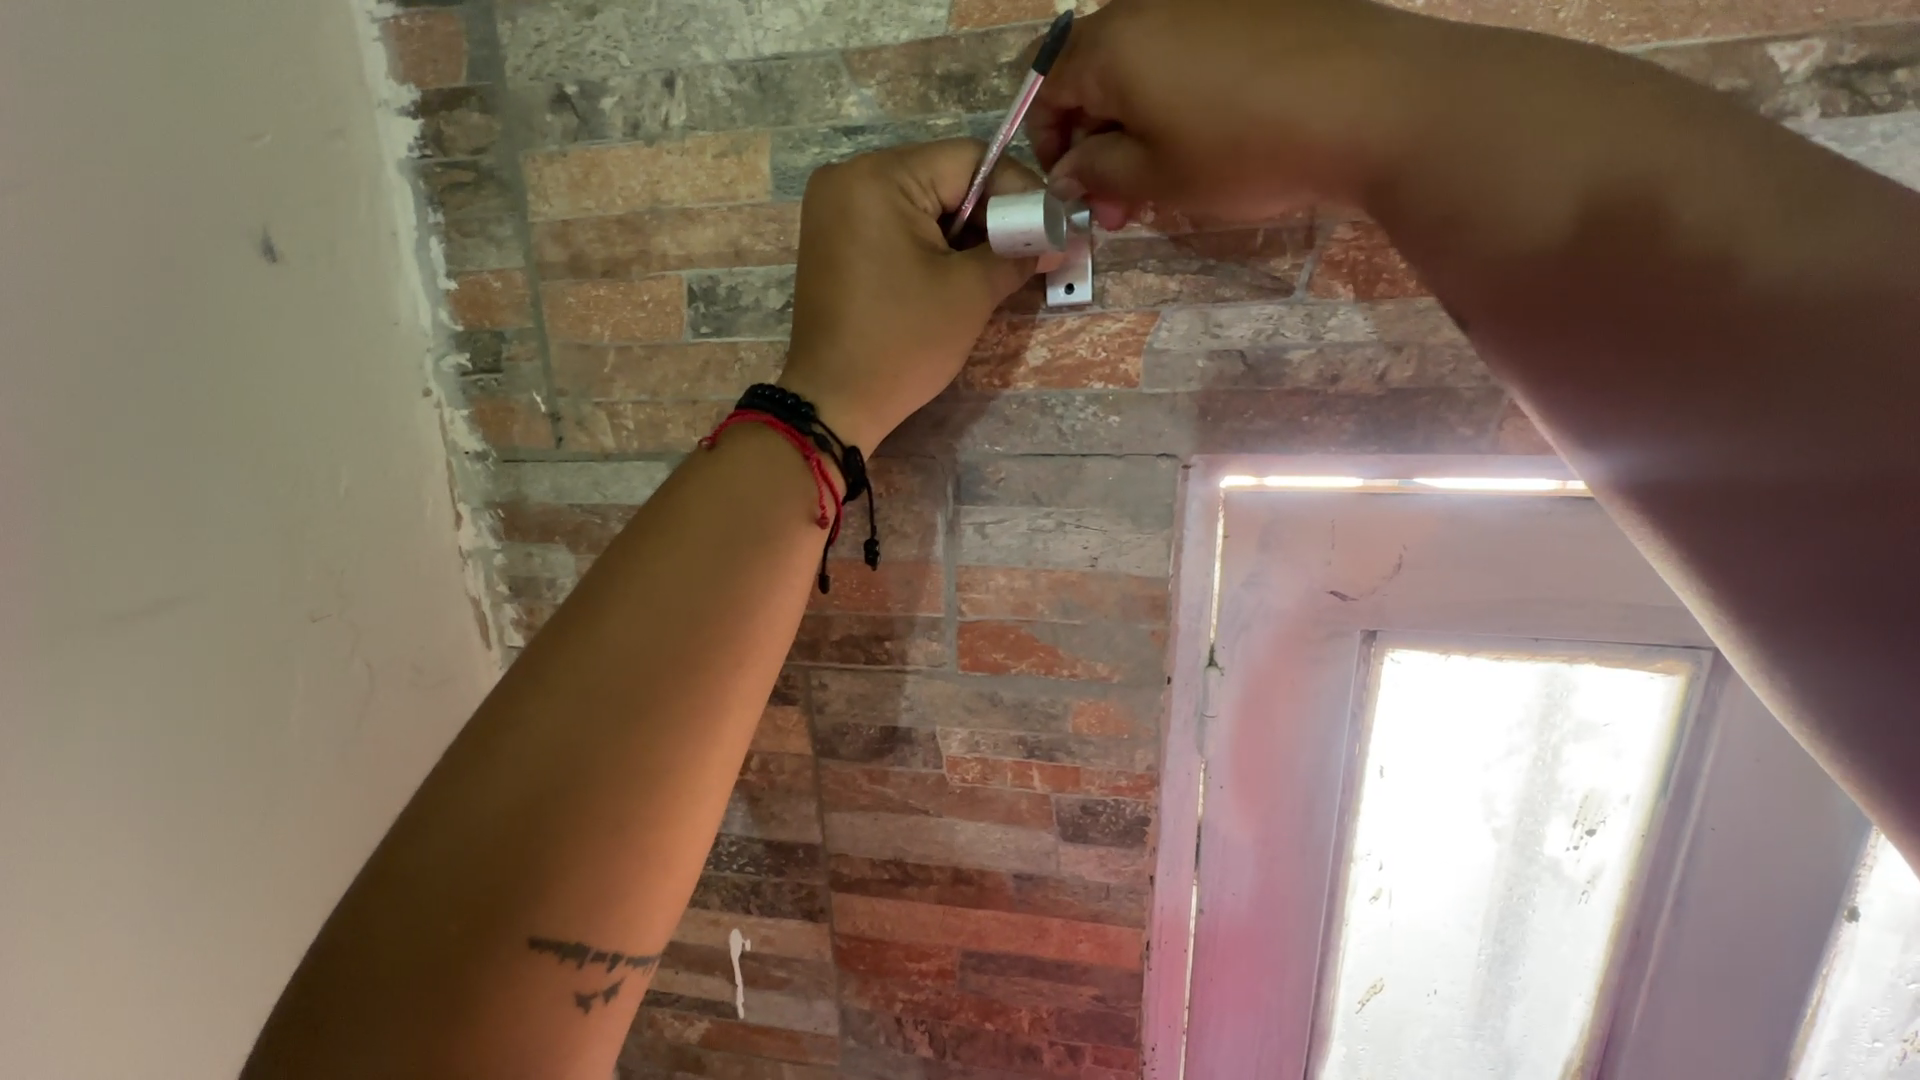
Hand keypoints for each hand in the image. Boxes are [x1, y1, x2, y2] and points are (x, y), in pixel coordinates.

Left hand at [779, 139, 1041, 450]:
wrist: (834, 402)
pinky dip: (929, 244)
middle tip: (1029, 251)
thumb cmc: (903, 344)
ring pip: (920, 202)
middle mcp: (849, 177)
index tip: (1050, 226)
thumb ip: (1016, 253)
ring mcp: (833, 209)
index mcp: (879, 177)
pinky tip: (955, 274)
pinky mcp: (832, 240)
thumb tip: (1057, 238)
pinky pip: (894, 224)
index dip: (1018, 191)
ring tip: (998, 268)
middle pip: (943, 178)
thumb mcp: (970, 294)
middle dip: (990, 215)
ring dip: (963, 232)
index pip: (969, 160)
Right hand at [1028, 0, 1419, 229]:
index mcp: (1113, 44)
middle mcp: (1151, 5)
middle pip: (1095, 73)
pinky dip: (1179, 98)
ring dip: (1137, 126)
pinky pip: (1191, 51)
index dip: (1048, 144)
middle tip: (1120, 203)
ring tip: (1165, 179)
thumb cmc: (1245, 151)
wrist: (1377, 105)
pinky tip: (1210, 140)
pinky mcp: (1256, 4)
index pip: (1047, 87)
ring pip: (1144, 66)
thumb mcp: (1155, 180)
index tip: (1074, 190)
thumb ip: (1095, 173)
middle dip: (1095, 142)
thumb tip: (1067, 171)